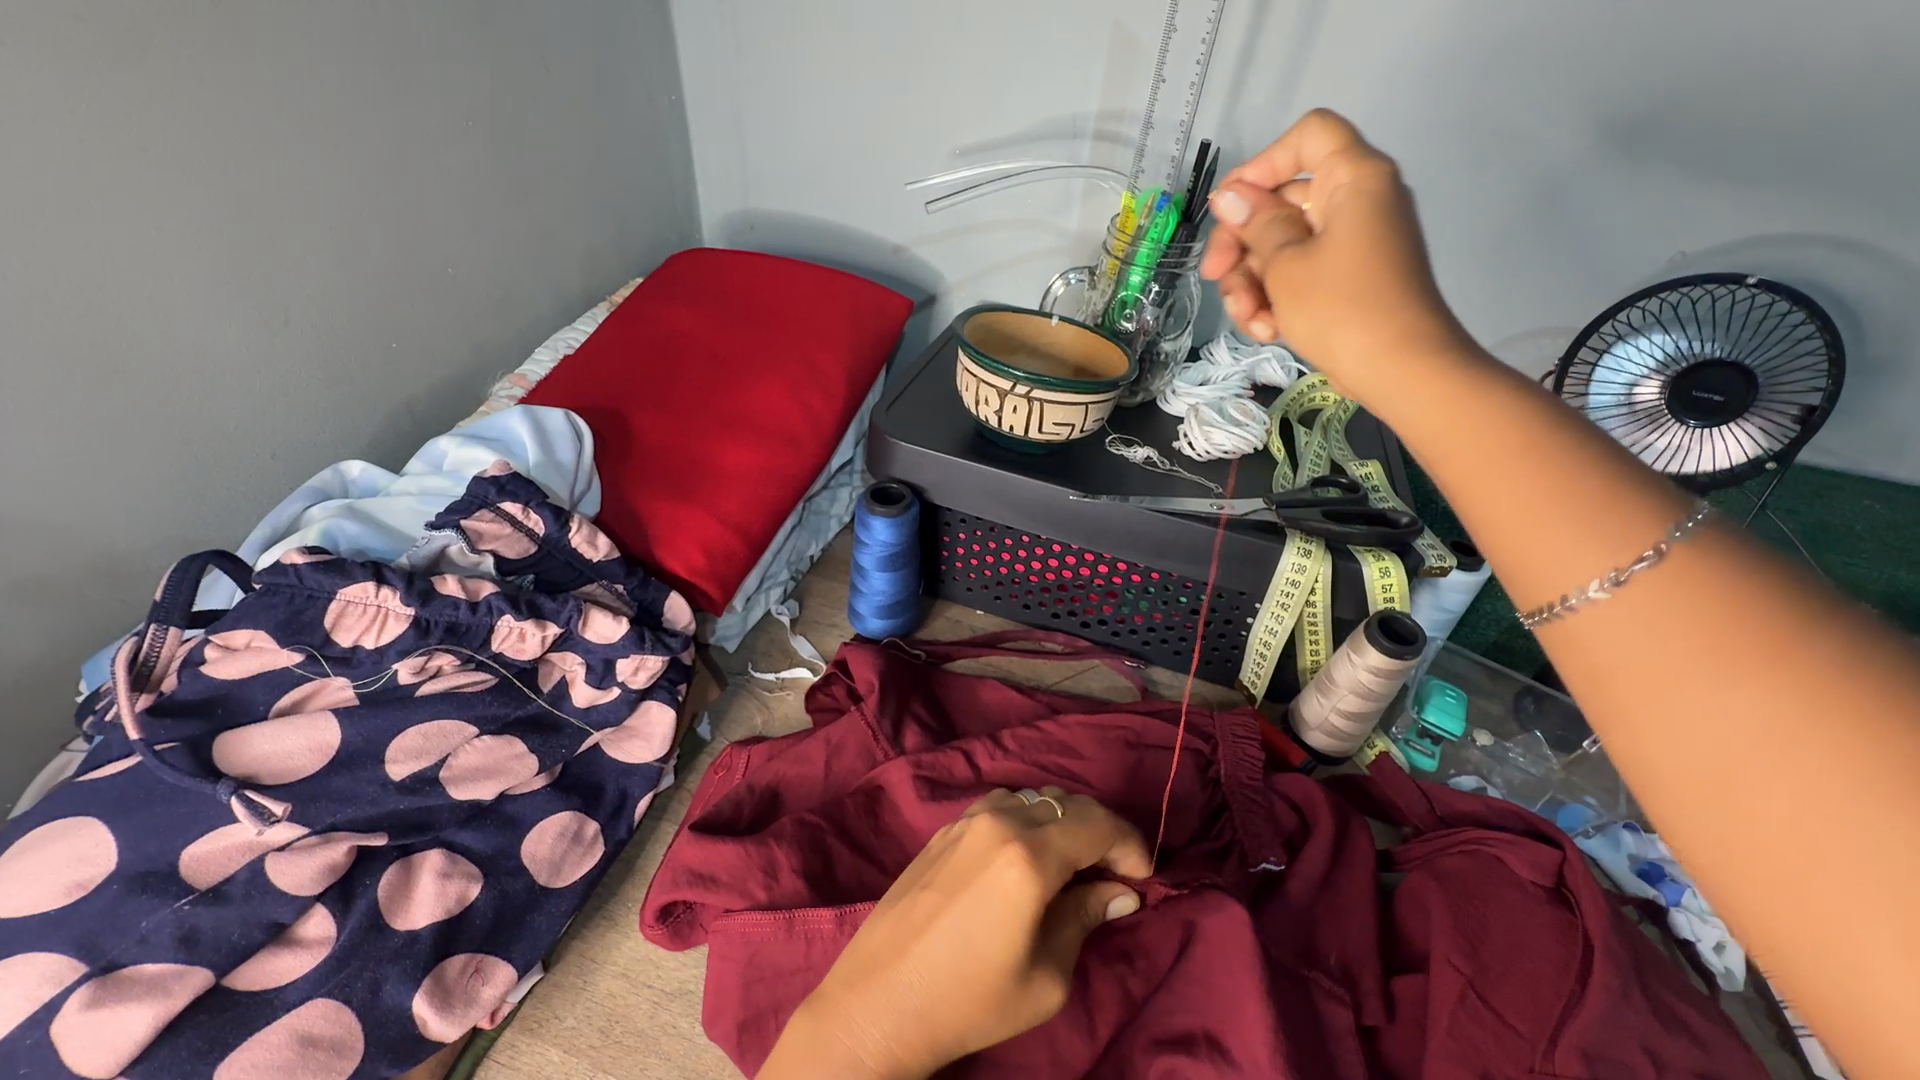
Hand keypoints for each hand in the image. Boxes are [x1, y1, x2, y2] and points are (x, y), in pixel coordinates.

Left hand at [757, 787, 1151, 1079]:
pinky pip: (999, 807)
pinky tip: (1027, 858)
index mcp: (1027, 855)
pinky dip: (1027, 820)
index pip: (1098, 823)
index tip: (1142, 877)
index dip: (1131, 844)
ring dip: (1063, 822)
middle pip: (1067, 803)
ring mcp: (963, 822)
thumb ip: (1085, 919)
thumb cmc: (968, 1002)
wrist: (876, 1004)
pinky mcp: (941, 832)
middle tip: (1114, 873)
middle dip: (1102, 831)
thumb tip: (1119, 891)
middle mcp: (997, 823)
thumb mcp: (1046, 977)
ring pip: (1032, 798)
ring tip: (1073, 865)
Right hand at [1200, 108, 1470, 402]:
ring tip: (1250, 321)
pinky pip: (1303, 271)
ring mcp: (1355, 241)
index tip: (1231, 208)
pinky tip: (1267, 331)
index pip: (1307, 136)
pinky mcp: (1350, 278)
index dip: (1262, 164)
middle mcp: (1358, 199)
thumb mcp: (1285, 265)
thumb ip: (1255, 223)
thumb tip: (1229, 195)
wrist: (1403, 371)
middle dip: (1242, 242)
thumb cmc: (1342, 308)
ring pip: (1285, 244)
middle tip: (1214, 277)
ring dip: (1255, 282)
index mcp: (1353, 177)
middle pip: (1284, 199)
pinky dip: (1279, 298)